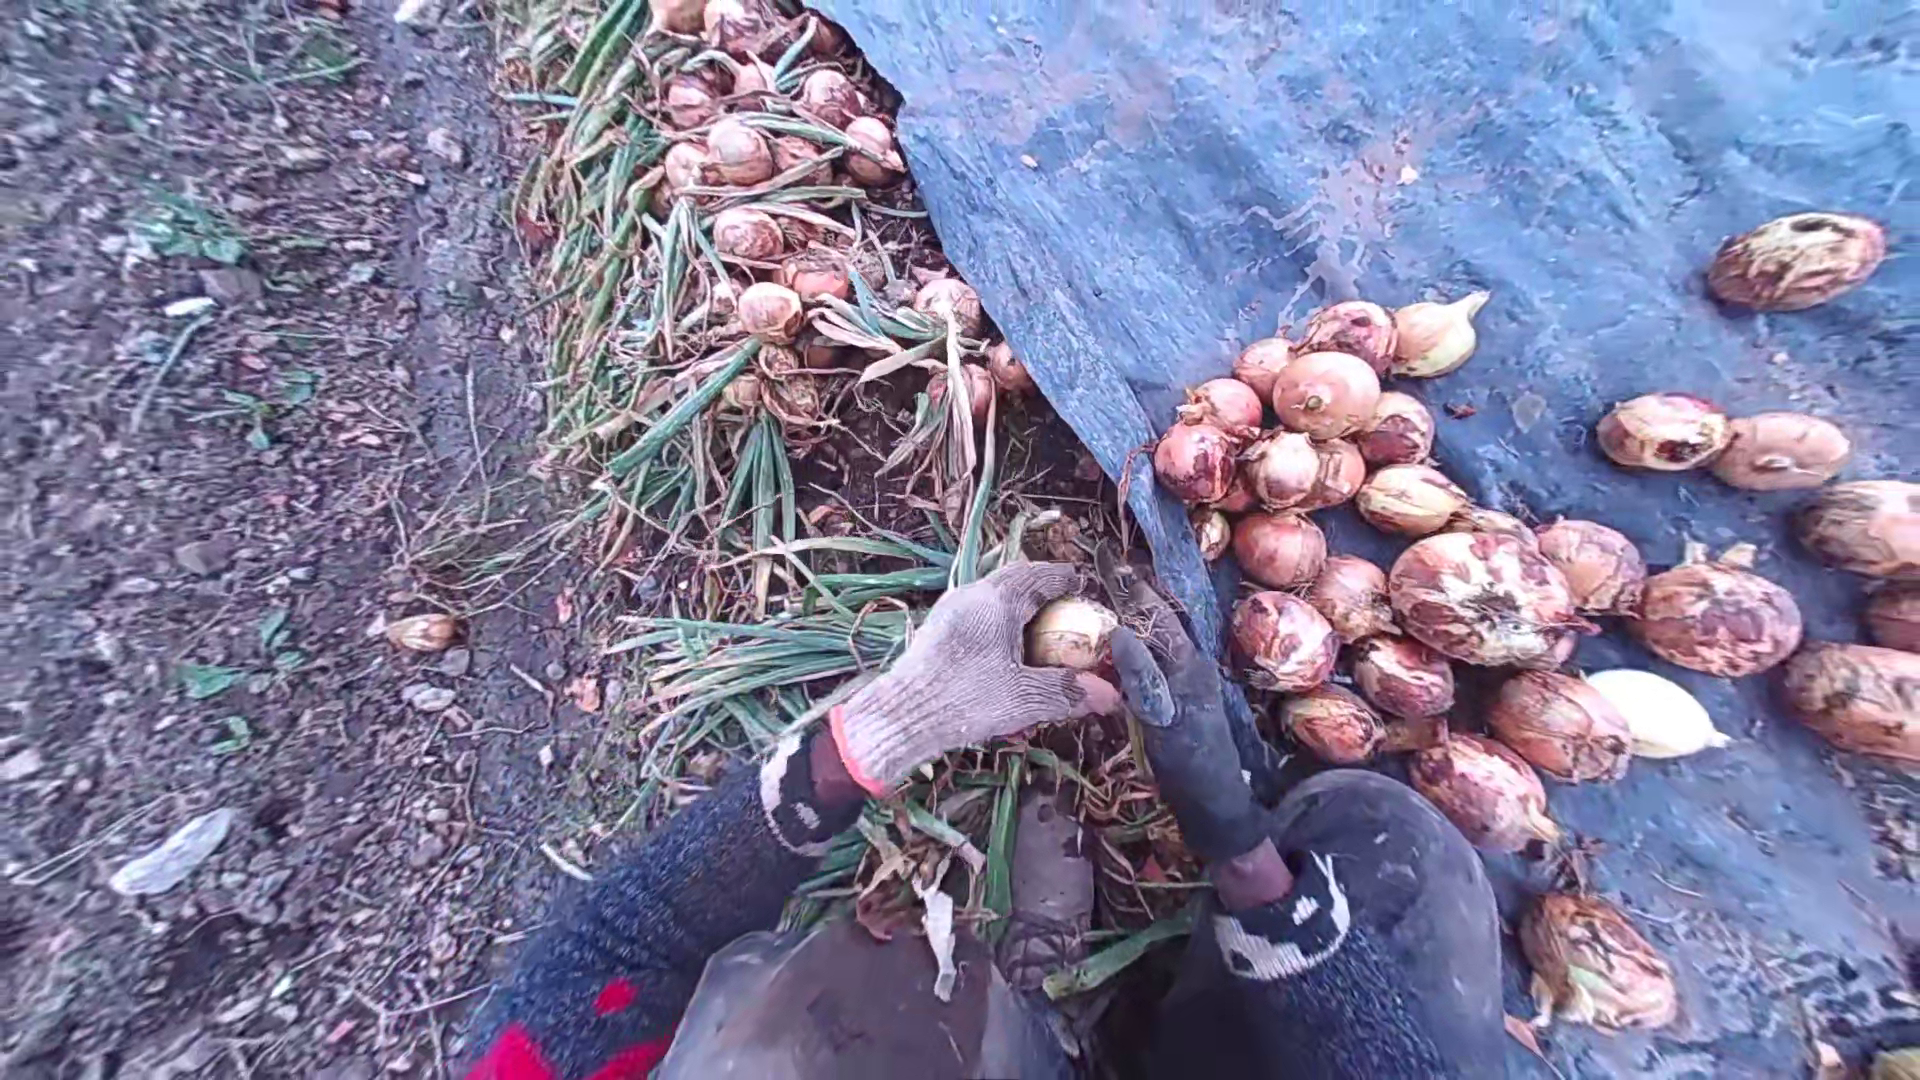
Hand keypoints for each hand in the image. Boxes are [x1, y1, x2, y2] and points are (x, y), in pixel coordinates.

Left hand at [830, 562, 1119, 793]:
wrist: (902, 714)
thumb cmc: (966, 698)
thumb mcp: (1024, 697)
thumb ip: (1068, 691)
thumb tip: (1111, 696)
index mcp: (997, 600)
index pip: (1040, 576)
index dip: (1064, 579)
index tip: (1081, 585)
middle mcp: (972, 595)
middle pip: (1015, 580)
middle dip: (1042, 590)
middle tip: (1063, 608)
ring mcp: (950, 609)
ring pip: (993, 595)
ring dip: (1017, 606)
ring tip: (1035, 631)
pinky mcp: (938, 628)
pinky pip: (976, 613)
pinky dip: (997, 622)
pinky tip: (1001, 652)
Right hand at [1106, 579, 1268, 865]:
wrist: (1216, 801)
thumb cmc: (1186, 763)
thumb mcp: (1160, 721)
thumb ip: (1142, 676)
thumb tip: (1120, 631)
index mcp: (1186, 663)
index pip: (1153, 611)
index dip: (1128, 584)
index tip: (1105, 556)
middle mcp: (1191, 660)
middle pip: (1161, 612)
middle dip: (1135, 586)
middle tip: (1108, 564)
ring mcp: (1190, 674)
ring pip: (1164, 627)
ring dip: (1141, 604)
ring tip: (1117, 585)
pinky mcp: (1185, 688)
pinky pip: (1162, 647)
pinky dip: (1144, 629)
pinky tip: (1128, 632)